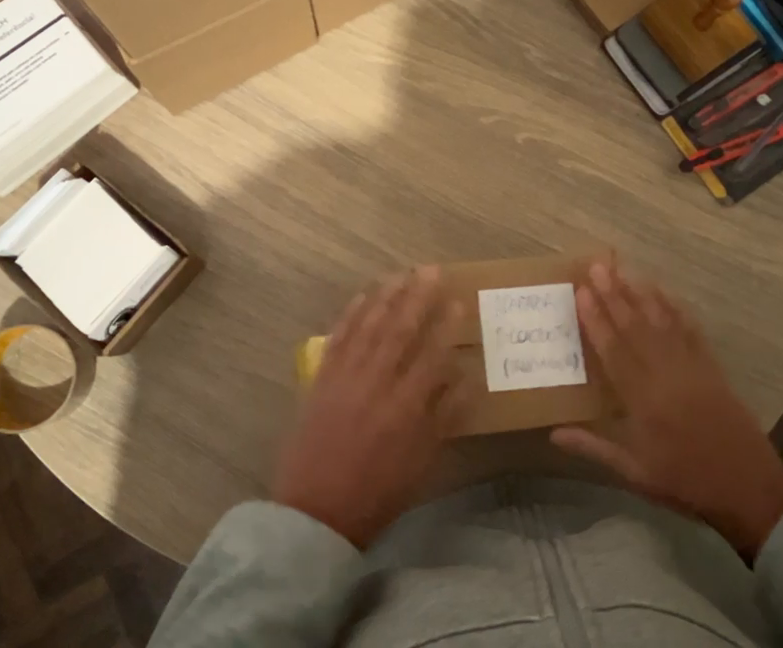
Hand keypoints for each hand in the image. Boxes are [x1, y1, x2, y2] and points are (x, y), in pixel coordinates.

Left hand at [273, 267, 466, 547]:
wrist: (316, 510)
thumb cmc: (378, 492)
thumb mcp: (423, 463)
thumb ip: (445, 418)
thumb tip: (466, 378)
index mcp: (406, 408)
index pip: (432, 355)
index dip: (446, 327)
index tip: (458, 301)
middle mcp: (376, 384)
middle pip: (399, 331)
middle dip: (417, 298)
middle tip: (431, 271)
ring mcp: (345, 378)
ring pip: (368, 327)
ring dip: (385, 297)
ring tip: (401, 274)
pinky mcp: (321, 380)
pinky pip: (339, 338)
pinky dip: (351, 315)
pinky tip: (363, 297)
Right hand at [552, 262, 782, 558]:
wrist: (749, 488)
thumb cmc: (686, 483)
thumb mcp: (635, 474)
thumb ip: (594, 448)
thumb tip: (554, 433)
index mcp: (643, 400)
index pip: (614, 351)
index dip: (595, 320)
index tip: (581, 292)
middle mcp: (666, 375)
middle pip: (635, 327)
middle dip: (614, 294)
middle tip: (597, 265)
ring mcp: (692, 368)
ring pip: (662, 322)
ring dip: (641, 294)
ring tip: (623, 269)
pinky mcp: (712, 368)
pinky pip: (690, 331)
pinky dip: (675, 309)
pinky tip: (663, 293)